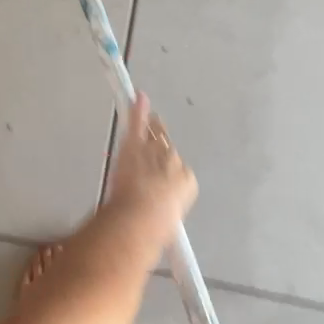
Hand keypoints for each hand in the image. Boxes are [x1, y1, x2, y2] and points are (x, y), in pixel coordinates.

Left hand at [105, 94, 196, 239]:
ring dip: (152, 128)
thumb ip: (165, 211)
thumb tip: (157, 220)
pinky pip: (137, 123)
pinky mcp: (135, 144)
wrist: (139, 217)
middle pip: (168, 149)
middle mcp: (175, 162)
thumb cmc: (154, 227)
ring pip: (155, 135)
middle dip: (160, 148)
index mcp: (187, 183)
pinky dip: (138, 109)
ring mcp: (154, 150)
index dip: (166, 171)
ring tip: (151, 120)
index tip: (158, 174)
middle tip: (152, 147)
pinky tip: (138, 96)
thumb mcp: (167, 222)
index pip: (179, 170)